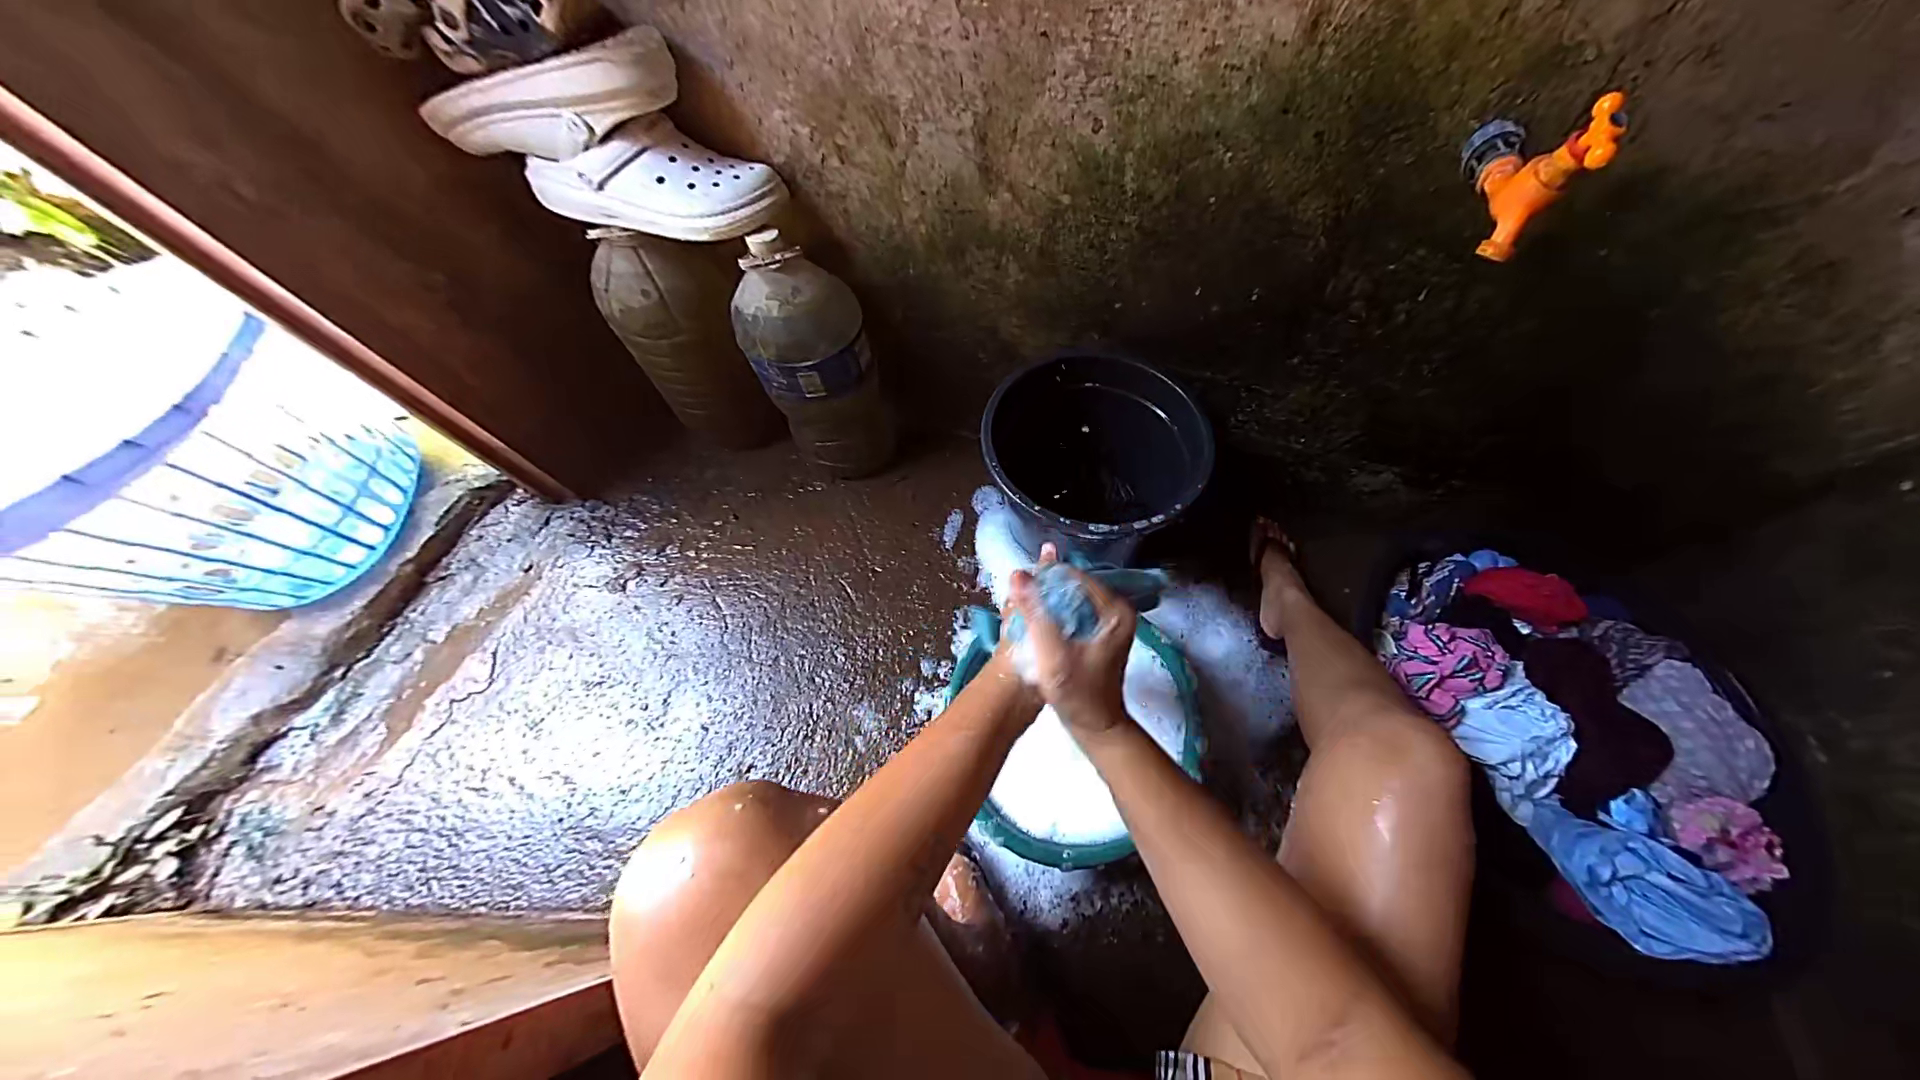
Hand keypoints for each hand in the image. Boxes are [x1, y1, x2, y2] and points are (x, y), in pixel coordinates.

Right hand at [1008, 544, 1135, 736]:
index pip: (1073, 576)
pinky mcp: (1098, 630)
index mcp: (1115, 609)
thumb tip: (1017, 574)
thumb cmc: (1078, 695)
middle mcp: (1117, 609)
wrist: (1095, 727)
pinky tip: (1034, 621)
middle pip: (1072, 584)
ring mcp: (1109, 620)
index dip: (1043, 579)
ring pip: (1069, 597)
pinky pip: (1071, 610)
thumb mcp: (1052, 654)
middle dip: (1043, 590)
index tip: (1019, 589)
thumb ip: (1035, 613)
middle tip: (1018, 600)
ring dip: (1045, 601)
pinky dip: (1052, 613)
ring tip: (1023, 610)